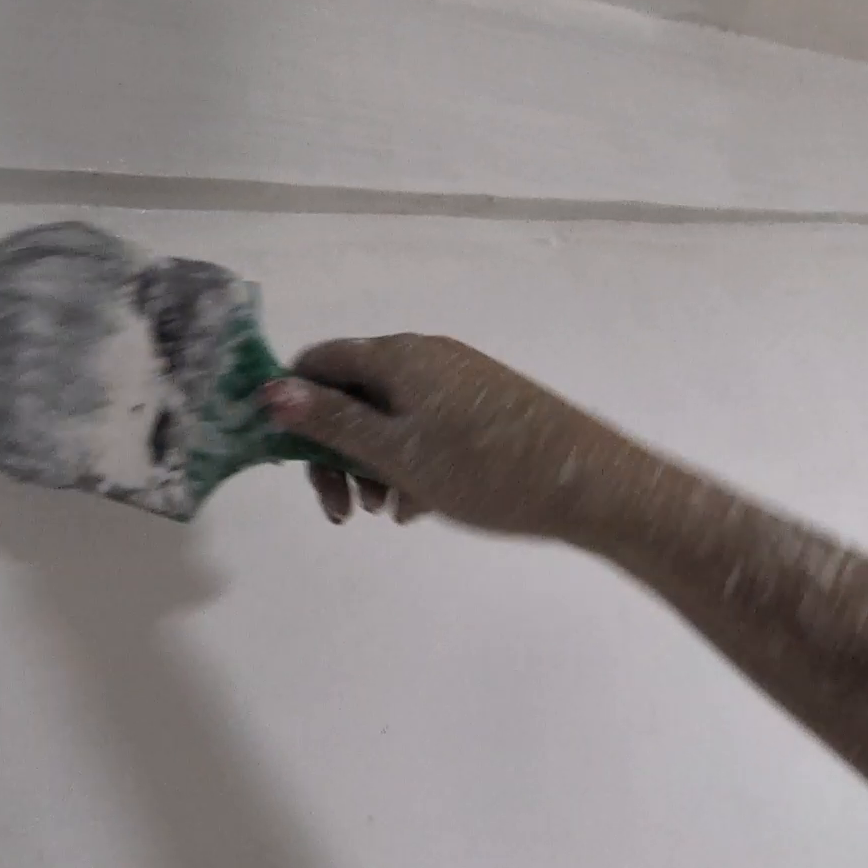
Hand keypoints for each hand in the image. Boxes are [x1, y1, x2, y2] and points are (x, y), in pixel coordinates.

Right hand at [261, 335, 645, 537]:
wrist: (597, 488)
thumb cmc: (484, 467)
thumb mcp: (394, 451)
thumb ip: (330, 420)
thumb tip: (270, 390)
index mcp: (396, 355)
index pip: (317, 361)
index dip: (294, 404)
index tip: (292, 457)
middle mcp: (422, 356)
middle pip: (350, 394)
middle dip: (334, 450)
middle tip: (340, 507)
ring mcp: (454, 380)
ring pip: (386, 416)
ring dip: (370, 463)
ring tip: (385, 511)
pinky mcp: (480, 405)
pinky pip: (422, 427)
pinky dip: (407, 462)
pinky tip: (418, 506)